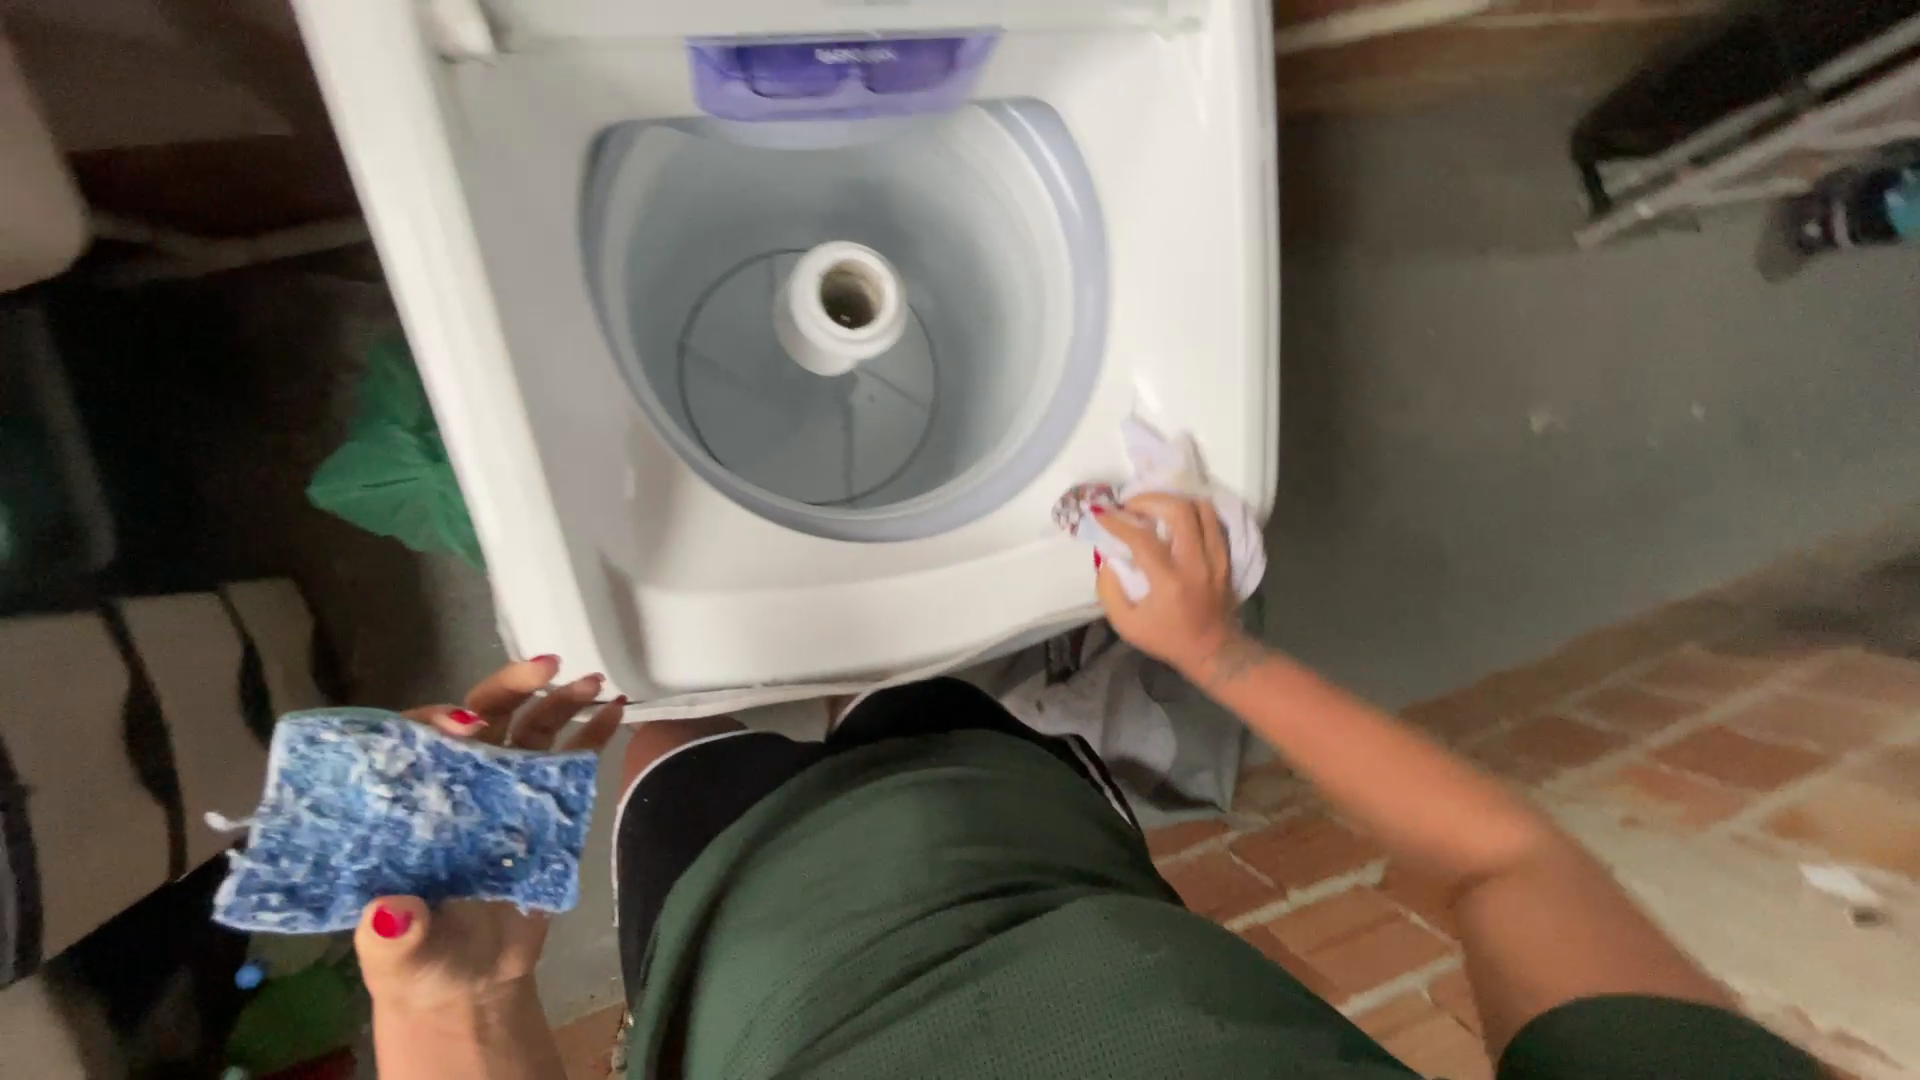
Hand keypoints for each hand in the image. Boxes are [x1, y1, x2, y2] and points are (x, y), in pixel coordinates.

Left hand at [353, 656, 622, 1018]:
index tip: (466, 726)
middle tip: (545, 666)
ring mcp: (507, 788)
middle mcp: (456, 785)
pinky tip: (616, 710)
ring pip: (530, 727)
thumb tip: (389, 913)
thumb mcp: (401, 957)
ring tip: (594, 682)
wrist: (478, 976)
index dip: (435, 723)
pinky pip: (571, 755)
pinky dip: (593, 729)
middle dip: (510, 686)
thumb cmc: (423, 962)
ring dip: (560, 698)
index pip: (412, 744)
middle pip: (479, 716)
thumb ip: (395, 938)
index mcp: (409, 808)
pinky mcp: (549, 802)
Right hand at [1095, 493, 1245, 674]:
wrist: (1213, 651)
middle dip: (1150, 500)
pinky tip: (1177, 519)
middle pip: (1179, 511)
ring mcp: (1216, 558)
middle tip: (1131, 506)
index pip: (1142, 539)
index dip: (1118, 522)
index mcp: (1169, 582)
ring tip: (1155, 508)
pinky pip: (1213, 521)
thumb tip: (1107, 558)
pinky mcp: (1226, 557)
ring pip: (1202, 509)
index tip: (1102, 514)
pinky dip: (1193, 512)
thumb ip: (1109, 589)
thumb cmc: (1166, 638)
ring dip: (1174, 501)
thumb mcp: (1126, 624)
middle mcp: (1196, 564)